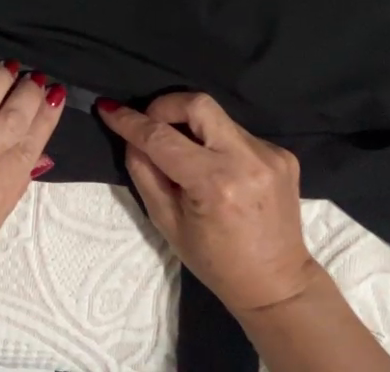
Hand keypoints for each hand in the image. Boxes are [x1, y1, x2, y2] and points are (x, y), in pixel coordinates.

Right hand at [97, 92, 321, 314]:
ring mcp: (269, 155)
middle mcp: (246, 160)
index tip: (107, 108)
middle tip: (151, 124)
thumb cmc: (215, 261)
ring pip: (217, 117)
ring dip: (192, 127)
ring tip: (187, 156)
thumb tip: (132, 137)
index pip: (161, 137)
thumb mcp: (166, 222)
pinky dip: (217, 142)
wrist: (277, 285)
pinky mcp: (283, 154)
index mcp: (215, 184)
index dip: (130, 121)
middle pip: (197, 104)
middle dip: (165, 106)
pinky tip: (219, 169)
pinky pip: (237, 132)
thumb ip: (144, 172)